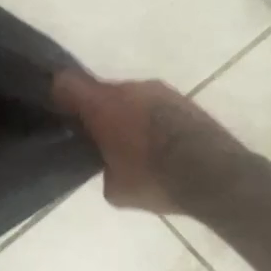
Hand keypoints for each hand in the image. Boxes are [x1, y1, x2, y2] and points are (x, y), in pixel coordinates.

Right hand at [51, 68, 243, 215]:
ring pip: (129, 98)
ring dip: (125, 115)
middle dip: (95, 111)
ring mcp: (161, 92)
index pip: (65, 83)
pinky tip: (155, 146)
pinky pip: (153, 106)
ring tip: (129, 144)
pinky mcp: (185, 101)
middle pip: (100, 91)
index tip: (52, 110)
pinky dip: (149, 120)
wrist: (218, 178)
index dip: (55, 95)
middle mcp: (130, 89)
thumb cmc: (155, 180)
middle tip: (93, 136)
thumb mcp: (113, 187)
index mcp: (102, 105)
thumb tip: (107, 162)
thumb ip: (101, 165)